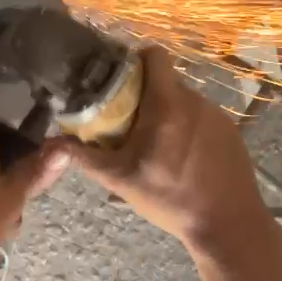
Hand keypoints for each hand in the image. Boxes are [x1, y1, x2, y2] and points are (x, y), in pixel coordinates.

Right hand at [55, 47, 266, 246]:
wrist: (228, 225)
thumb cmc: (170, 199)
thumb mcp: (119, 179)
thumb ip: (84, 156)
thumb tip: (50, 143)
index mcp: (166, 105)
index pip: (154, 55)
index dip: (134, 59)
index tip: (117, 80)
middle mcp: (195, 101)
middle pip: (164, 81)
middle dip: (142, 95)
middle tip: (125, 123)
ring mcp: (217, 115)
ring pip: (182, 100)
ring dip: (164, 113)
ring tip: (151, 145)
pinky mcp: (231, 131)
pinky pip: (200, 117)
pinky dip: (185, 128)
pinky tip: (179, 157)